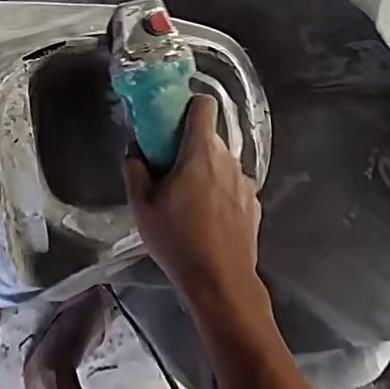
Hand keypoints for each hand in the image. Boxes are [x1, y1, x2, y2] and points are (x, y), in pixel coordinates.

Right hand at [124, 94, 261, 301]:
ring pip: (222, 163)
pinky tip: (208, 217)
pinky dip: (221, 191)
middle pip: (210, 137)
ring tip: (190, 198)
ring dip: (207, 170)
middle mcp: (227, 160)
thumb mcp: (141, 205)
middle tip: (170, 168)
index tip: (173, 119)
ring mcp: (245, 183)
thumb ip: (135, 169)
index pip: (203, 106)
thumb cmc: (177, 239)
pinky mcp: (254, 205)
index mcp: (199, 153)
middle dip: (190, 145)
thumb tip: (135, 148)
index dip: (189, 105)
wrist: (221, 283)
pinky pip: (233, 185)